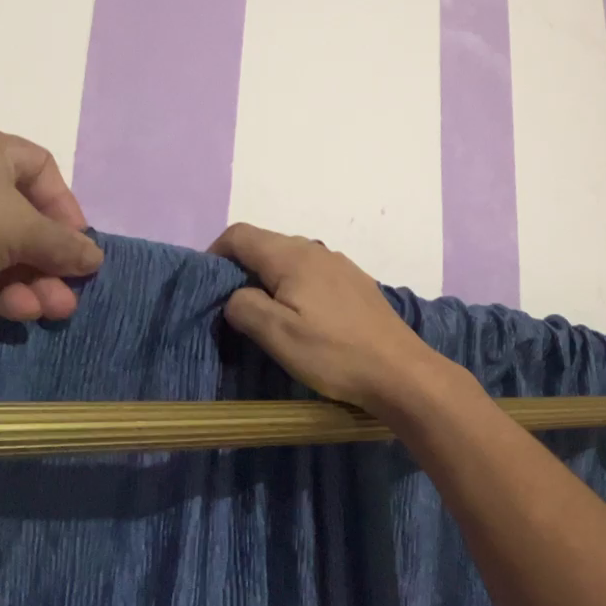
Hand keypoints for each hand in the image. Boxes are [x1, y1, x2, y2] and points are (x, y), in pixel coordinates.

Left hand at [0, 121, 104, 324]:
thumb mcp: (20, 229)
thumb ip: (63, 244)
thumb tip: (94, 256)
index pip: (42, 169)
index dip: (66, 208)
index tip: (78, 246)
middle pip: (22, 215)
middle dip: (50, 259)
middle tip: (69, 294)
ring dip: (29, 280)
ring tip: (50, 312)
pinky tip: (17, 313)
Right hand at [208, 224, 458, 412]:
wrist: (399, 370)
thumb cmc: (334, 353)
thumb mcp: (277, 334)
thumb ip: (245, 307)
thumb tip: (234, 295)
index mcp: (293, 256)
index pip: (240, 234)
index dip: (216, 253)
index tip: (206, 285)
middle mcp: (317, 250)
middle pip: (267, 244)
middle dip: (242, 267)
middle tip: (230, 306)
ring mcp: (341, 265)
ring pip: (291, 259)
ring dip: (270, 279)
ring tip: (263, 316)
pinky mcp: (356, 284)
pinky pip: (313, 274)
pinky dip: (295, 287)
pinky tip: (301, 318)